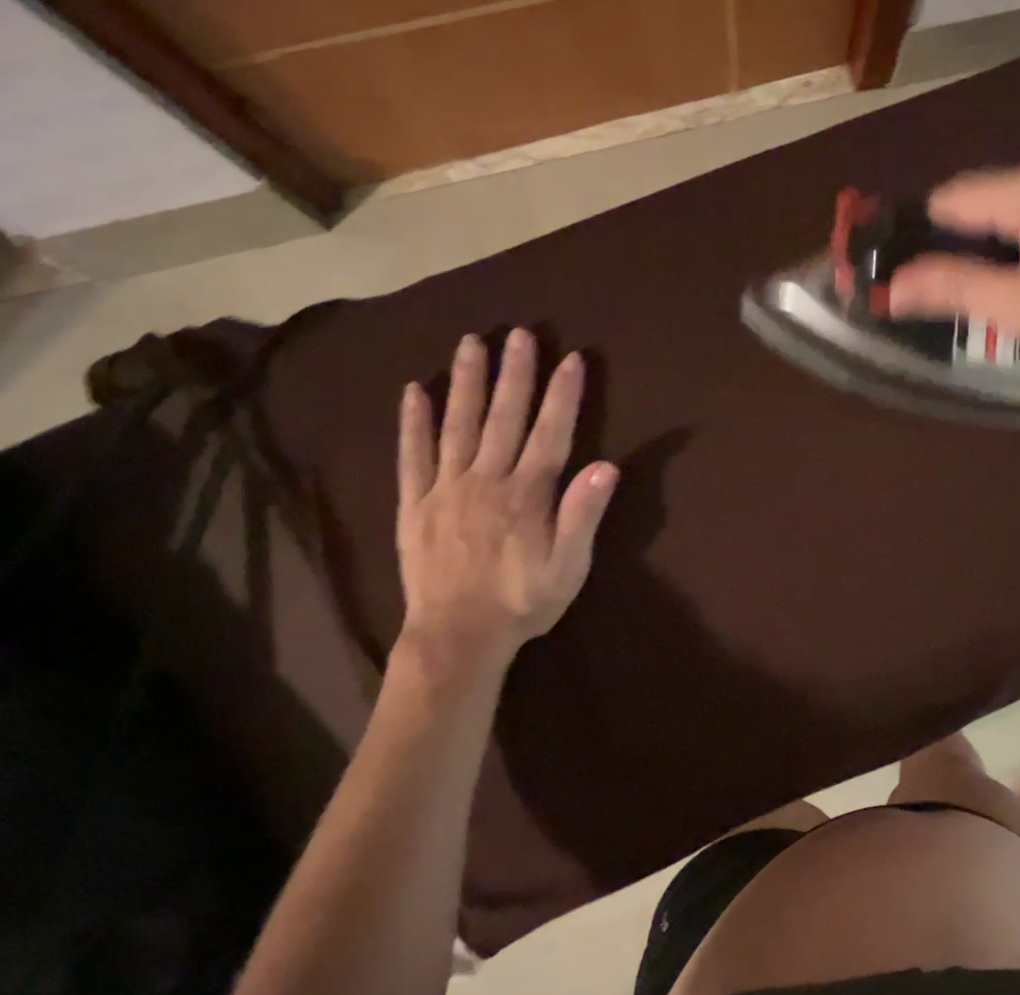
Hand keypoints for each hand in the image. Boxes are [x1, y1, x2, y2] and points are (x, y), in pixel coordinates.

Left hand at [396, 329, 617, 667]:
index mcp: (528, 494)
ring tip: (470, 343)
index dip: (563, 395)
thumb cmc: (523, 602)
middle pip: (504, 417)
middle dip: (515, 374)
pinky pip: (413, 456)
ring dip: (466, 382)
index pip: (551, 433)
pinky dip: (413, 423)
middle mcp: (487, 479)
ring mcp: (447, 488)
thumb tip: (606, 465)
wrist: (458, 636)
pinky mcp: (416, 504)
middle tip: (519, 333)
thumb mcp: (568, 566)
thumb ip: (583, 514)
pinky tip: (414, 392)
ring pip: (458, 425)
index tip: (571, 358)